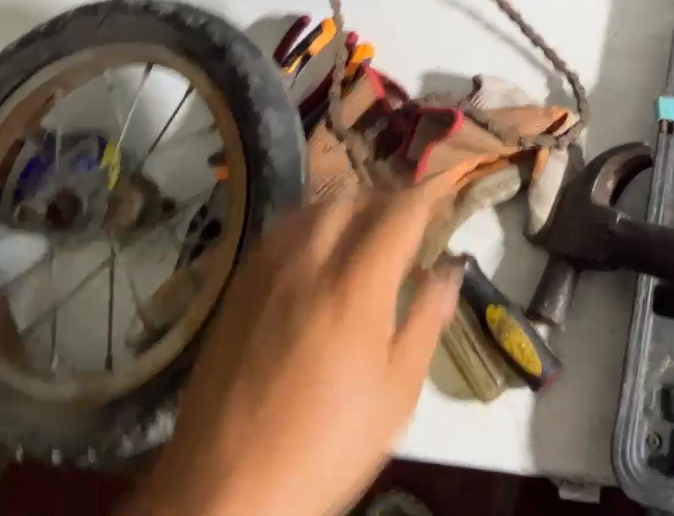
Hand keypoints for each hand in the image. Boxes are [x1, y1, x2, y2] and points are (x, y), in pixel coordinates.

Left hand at [127, 178, 463, 515]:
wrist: (225, 490)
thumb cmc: (327, 445)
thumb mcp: (397, 392)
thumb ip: (426, 320)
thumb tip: (448, 271)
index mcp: (356, 286)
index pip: (399, 214)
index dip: (427, 194)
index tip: (445, 188)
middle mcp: (309, 262)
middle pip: (352, 198)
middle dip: (387, 195)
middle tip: (410, 214)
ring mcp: (266, 273)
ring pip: (311, 208)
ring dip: (347, 204)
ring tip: (365, 225)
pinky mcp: (237, 290)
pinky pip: (279, 232)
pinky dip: (309, 223)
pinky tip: (316, 250)